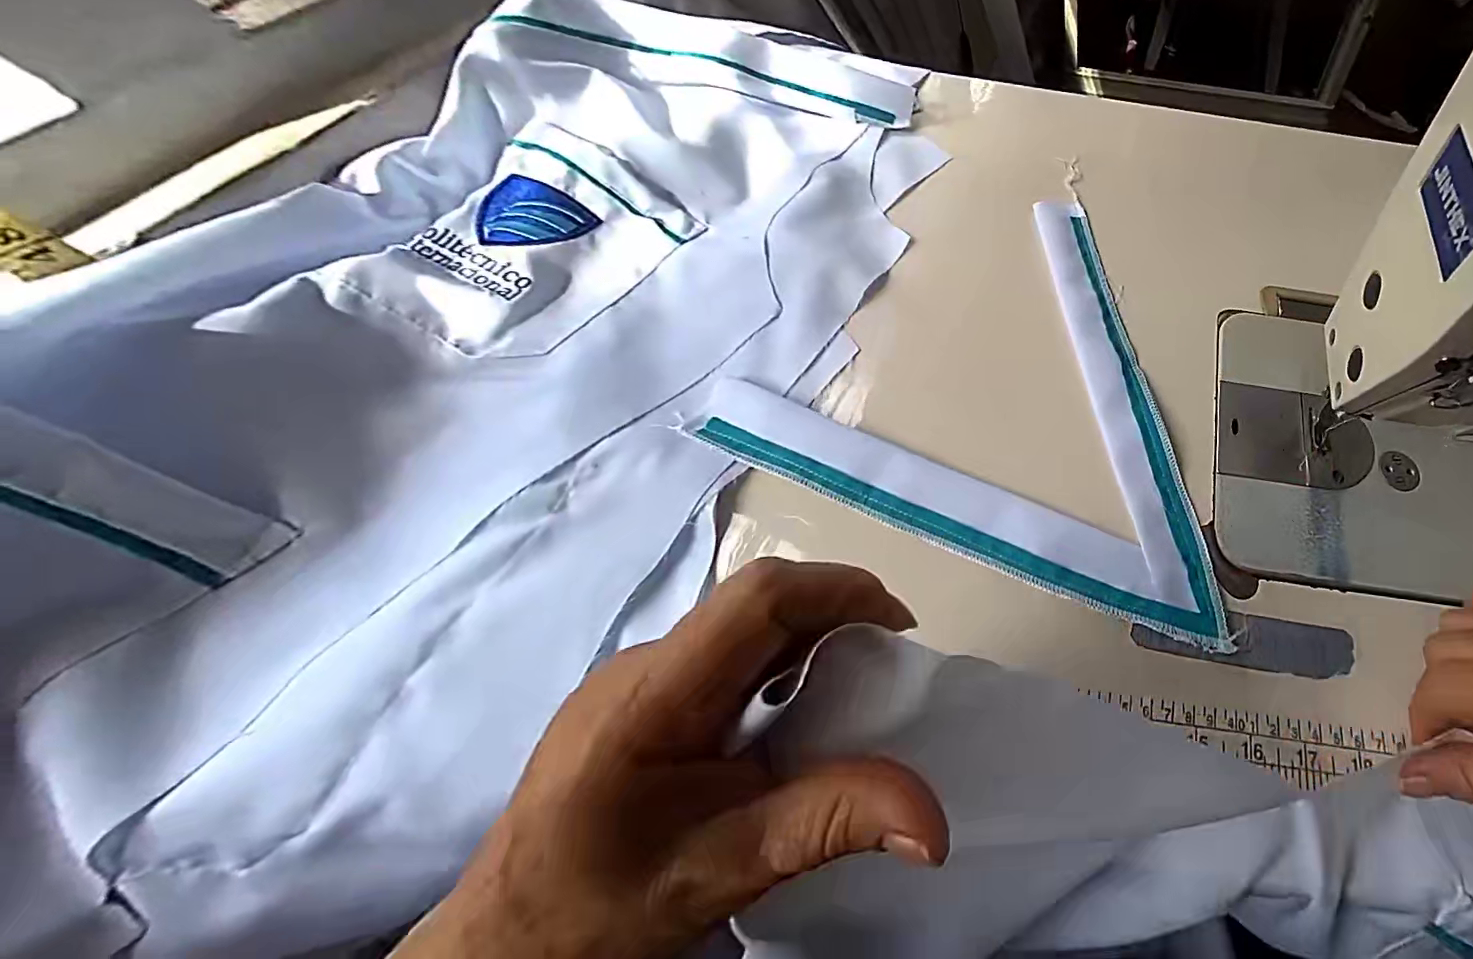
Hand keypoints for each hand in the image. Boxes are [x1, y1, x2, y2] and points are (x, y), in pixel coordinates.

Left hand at [394, 558, 948, 958]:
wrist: (497, 951)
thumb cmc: (596, 916)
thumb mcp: (721, 872)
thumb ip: (826, 826)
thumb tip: (933, 822)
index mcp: (651, 694)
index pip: (755, 599)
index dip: (837, 591)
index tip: (898, 627)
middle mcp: (644, 663)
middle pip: (755, 601)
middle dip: (836, 610)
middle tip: (890, 659)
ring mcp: (640, 675)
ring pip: (744, 625)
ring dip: (812, 636)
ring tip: (858, 684)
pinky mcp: (644, 695)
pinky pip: (728, 654)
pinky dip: (783, 664)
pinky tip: (799, 713)